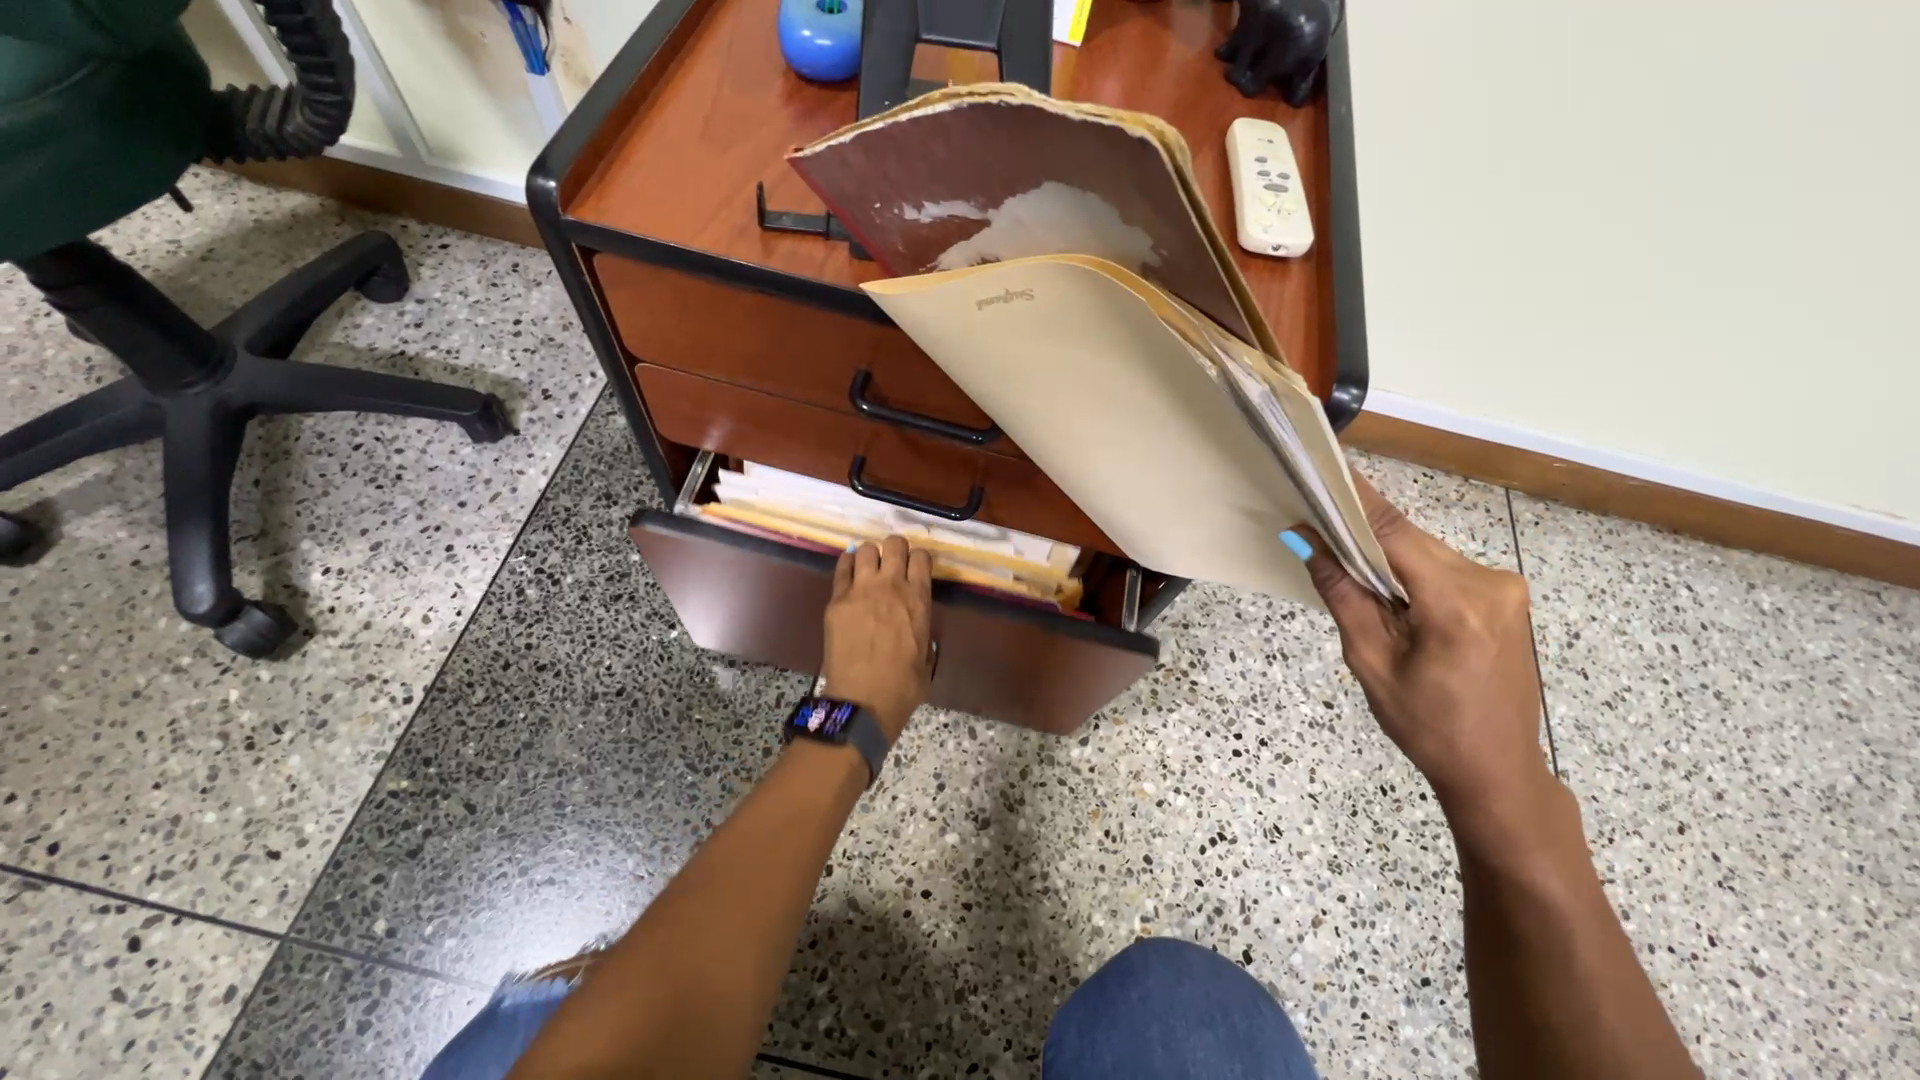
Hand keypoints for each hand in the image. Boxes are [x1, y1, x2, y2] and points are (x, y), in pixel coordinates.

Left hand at [821, 536, 934, 740]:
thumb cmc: (903, 686)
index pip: (921, 556)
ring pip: (865, 549)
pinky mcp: (837, 600)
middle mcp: (891, 586)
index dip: (918, 559)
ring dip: (870, 555)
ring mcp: (860, 590)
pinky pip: (841, 568)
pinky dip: (847, 564)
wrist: (863, 700)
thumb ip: (923, 632)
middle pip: (894, 543)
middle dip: (895, 548)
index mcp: (918, 599)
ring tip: (869, 569)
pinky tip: (849, 571)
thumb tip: (917, 627)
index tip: (915, 569)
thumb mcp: (927, 657)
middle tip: (892, 563)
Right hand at [1287, 473, 1555, 833]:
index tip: (1325, 470)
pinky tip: (1391, 598)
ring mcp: (1506, 589)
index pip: (1395, 534)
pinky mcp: (1507, 598)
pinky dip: (1412, 574)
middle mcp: (1492, 584)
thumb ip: (1342, 596)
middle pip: (1411, 542)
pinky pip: (1445, 570)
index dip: (1356, 502)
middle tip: (1318, 531)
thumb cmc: (1426, 726)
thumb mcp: (1371, 663)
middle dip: (1364, 539)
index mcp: (1458, 605)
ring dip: (1388, 560)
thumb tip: (1308, 542)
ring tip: (1351, 577)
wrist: (1496, 768)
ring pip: (1427, 554)